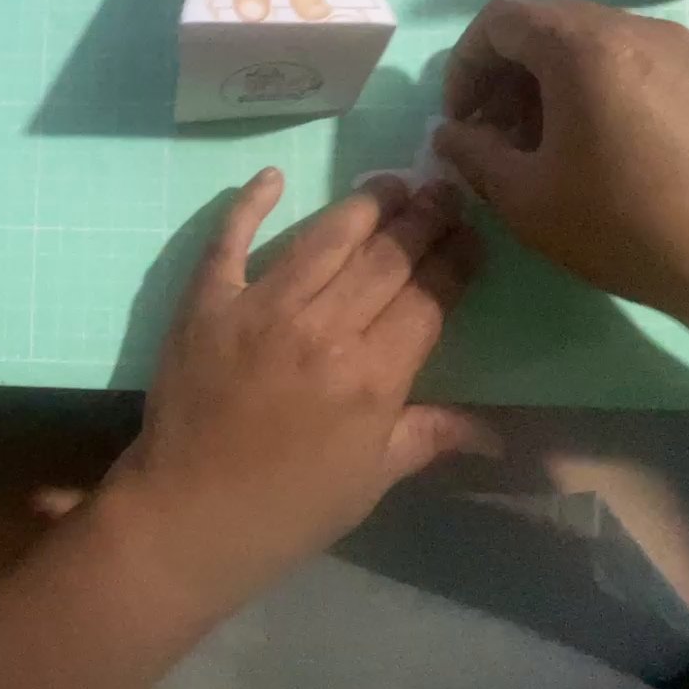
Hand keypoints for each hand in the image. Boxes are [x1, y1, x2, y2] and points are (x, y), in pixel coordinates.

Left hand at [94, 167, 492, 613]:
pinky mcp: (207, 301)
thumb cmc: (289, 506)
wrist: (190, 511)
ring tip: (389, 183)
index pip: (428, 298)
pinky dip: (248, 205)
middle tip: (442, 190)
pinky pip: (230, 240)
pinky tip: (271, 177)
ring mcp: (258, 308)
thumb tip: (498, 429)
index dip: (456, 260)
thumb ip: (430, 434)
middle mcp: (321, 329)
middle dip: (423, 219)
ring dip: (362, 205)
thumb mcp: (371, 479)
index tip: (472, 232)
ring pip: (322, 239)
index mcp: (372, 378)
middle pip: (384, 259)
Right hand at [434, 0, 688, 322]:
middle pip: (543, 26)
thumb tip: (450, 133)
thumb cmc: (626, 225)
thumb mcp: (522, 197)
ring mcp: (683, 52)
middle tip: (491, 134)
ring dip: (542, 84)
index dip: (463, 66)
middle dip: (500, 75)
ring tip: (538, 146)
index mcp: (585, 48)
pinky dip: (588, 90)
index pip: (499, 20)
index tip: (459, 120)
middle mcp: (636, 30)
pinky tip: (592, 150)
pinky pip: (627, 63)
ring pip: (586, 44)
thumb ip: (470, 153)